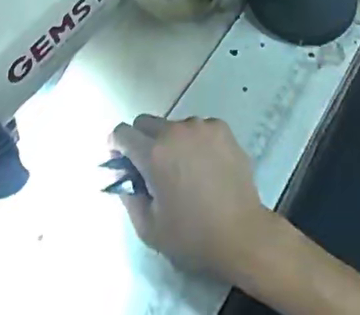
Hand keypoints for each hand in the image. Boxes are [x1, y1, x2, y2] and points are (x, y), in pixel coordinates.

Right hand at [109, 115, 275, 278]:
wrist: (242, 234)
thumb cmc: (192, 236)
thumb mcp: (149, 228)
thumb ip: (128, 196)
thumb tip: (121, 175)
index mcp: (153, 154)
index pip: (122, 132)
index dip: (116, 145)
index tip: (121, 161)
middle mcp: (175, 131)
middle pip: (146, 123)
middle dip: (141, 141)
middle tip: (152, 168)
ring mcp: (201, 126)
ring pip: (174, 125)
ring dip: (171, 141)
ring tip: (185, 169)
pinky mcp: (222, 128)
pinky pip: (198, 128)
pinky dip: (195, 141)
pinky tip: (206, 165)